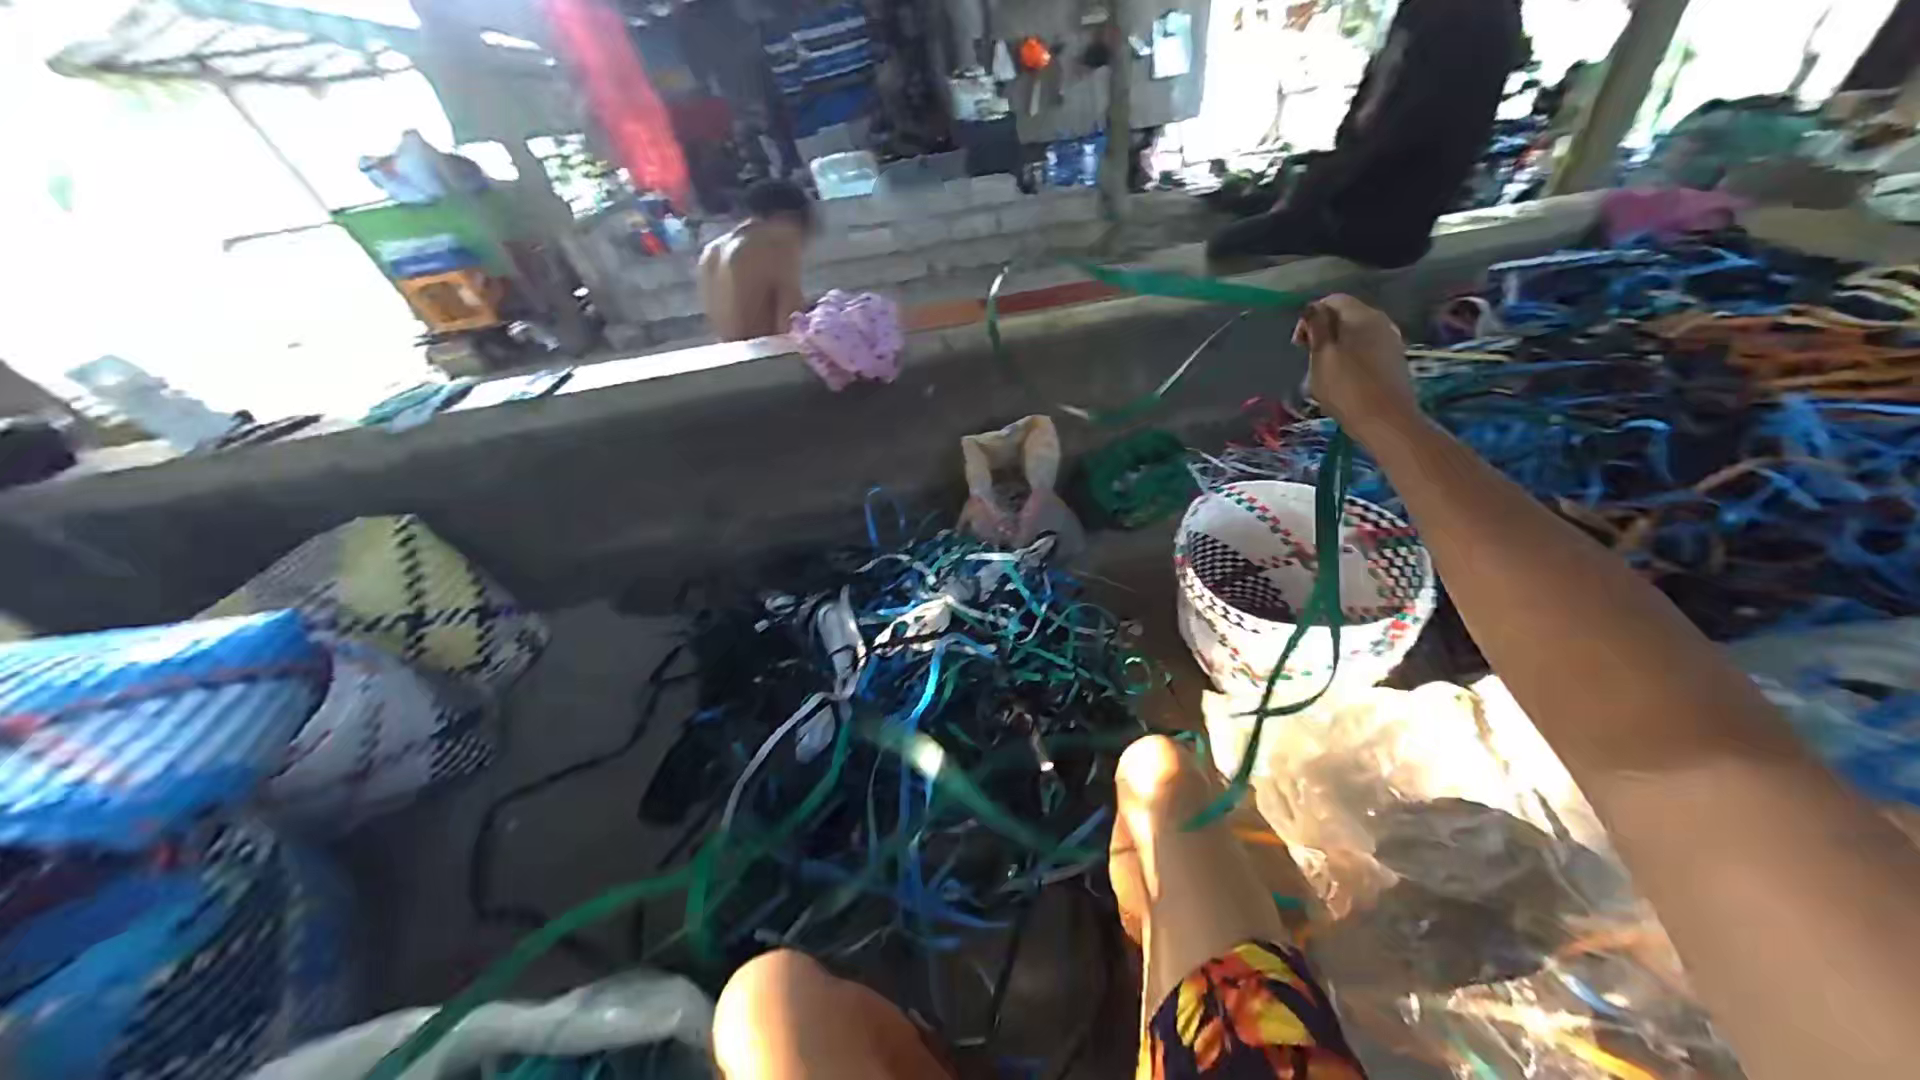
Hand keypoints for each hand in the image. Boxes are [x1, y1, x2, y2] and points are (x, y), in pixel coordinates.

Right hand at [1294, 294, 1421, 436]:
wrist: (1386, 420)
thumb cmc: (1347, 388)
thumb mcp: (1322, 356)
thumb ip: (1317, 327)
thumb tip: (1312, 307)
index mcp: (1362, 316)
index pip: (1333, 300)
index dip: (1311, 316)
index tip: (1298, 343)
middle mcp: (1381, 321)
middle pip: (1345, 315)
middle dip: (1323, 331)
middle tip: (1308, 357)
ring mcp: (1390, 341)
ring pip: (1355, 333)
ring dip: (1336, 346)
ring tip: (1323, 370)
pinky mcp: (1393, 360)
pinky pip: (1366, 348)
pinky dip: (1350, 356)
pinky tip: (1343, 378)